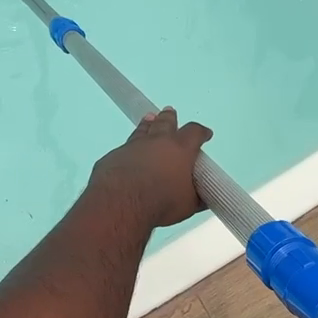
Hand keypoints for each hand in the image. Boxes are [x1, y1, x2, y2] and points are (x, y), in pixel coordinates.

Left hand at [86, 107, 211, 227]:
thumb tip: (203, 199)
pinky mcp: (113, 156)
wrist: (120, 204)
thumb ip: (196, 197)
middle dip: (169, 118)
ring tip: (149, 119)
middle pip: (165, 122)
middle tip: (170, 112)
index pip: (194, 133)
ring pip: (142, 130)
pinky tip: (127, 154)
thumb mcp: (188, 205)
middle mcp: (156, 141)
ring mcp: (132, 146)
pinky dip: (128, 149)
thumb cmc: (160, 203)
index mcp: (180, 149)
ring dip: (147, 125)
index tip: (205, 134)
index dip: (201, 133)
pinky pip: (123, 148)